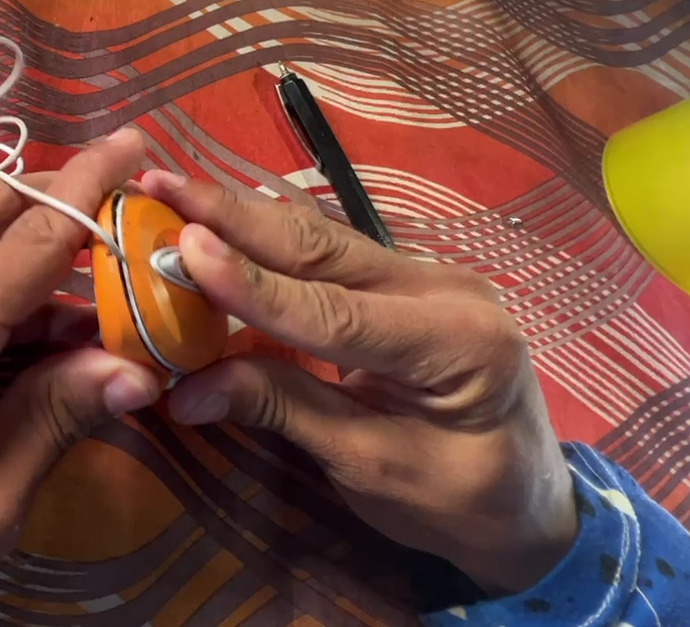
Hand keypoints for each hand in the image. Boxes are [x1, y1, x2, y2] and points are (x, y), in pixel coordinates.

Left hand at [0, 130, 164, 616]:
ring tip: (111, 302)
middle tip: (129, 214)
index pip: (29, 239)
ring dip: (44, 244)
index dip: (88, 188)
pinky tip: (56, 336)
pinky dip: (17, 282)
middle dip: (62, 192)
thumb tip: (134, 370)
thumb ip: (50, 426)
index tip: (135, 144)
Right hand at [143, 170, 576, 594]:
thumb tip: (184, 391)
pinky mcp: (393, 273)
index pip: (332, 310)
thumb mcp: (372, 468)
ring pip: (313, 235)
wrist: (530, 504)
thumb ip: (283, 409)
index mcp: (454, 342)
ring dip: (236, 212)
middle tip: (158, 185)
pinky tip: (213, 213)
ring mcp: (417, 271)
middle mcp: (439, 285)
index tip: (184, 245)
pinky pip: (319, 249)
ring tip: (171, 186)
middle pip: (317, 245)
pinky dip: (258, 233)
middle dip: (229, 214)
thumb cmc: (460, 502)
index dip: (250, 283)